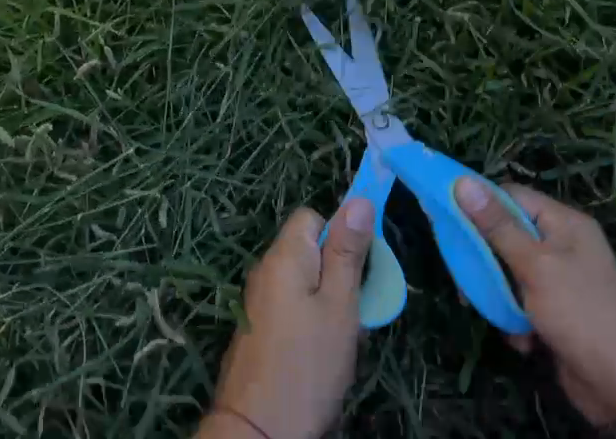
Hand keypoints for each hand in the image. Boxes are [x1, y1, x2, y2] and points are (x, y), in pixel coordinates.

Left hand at [204, 197, 374, 438]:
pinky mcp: (256, 327)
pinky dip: (310, 319)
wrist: (257, 430)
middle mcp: (264, 270)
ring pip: (303, 281)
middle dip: (337, 271)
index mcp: (283, 256)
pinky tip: (322, 352)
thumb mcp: (339, 306)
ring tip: (342, 335)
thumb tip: (358, 199)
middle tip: (355, 308)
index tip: (359, 267)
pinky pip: (291, 306)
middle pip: (308, 249)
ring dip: (327, 299)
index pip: (312, 217)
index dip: (339, 233)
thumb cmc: (307, 364)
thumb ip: (347, 252)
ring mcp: (257, 301)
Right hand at [453, 178, 615, 425]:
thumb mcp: (535, 265)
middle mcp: (563, 244)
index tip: (445, 218)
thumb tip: (461, 181)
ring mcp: (560, 279)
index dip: (478, 204)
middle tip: (462, 276)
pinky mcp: (556, 311)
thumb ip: (496, 225)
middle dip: (483, 257)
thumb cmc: (581, 314)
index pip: (511, 196)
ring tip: (491, 313)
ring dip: (497, 294)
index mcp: (564, 223)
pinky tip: (521, 338)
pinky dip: (515, 317)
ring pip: (508, 271)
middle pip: (506, 233)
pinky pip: (520, 301)